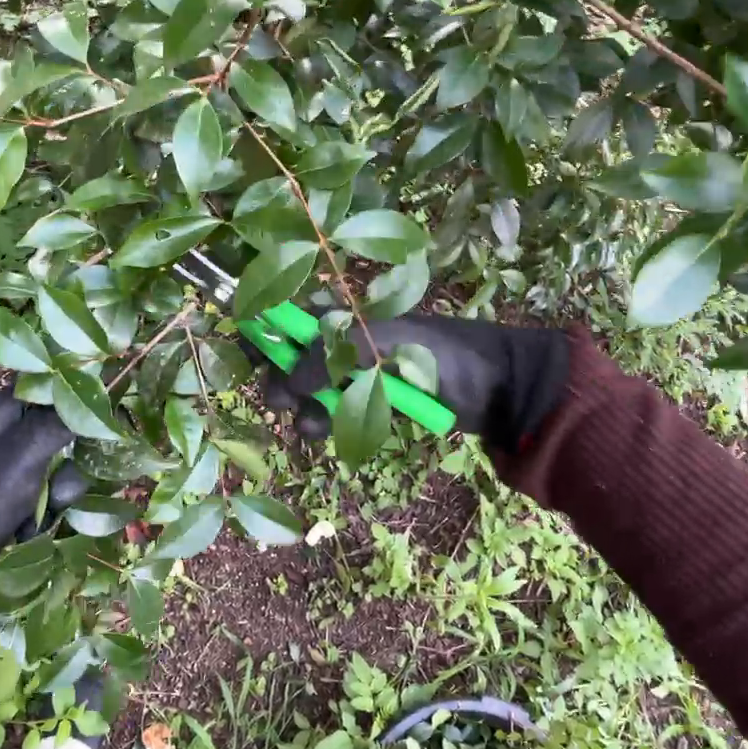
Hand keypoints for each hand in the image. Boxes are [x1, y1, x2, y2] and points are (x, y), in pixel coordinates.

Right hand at [261, 315, 570, 453]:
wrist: (498, 388)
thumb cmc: (441, 355)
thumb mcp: (382, 346)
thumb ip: (329, 357)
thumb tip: (282, 381)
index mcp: (347, 317)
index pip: (292, 319)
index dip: (265, 334)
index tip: (249, 358)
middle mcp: (345, 343)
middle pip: (292, 358)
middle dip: (280, 380)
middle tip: (281, 402)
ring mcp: (357, 374)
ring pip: (308, 390)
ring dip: (301, 407)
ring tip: (311, 425)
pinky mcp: (370, 403)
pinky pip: (332, 412)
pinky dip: (323, 422)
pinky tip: (325, 431)